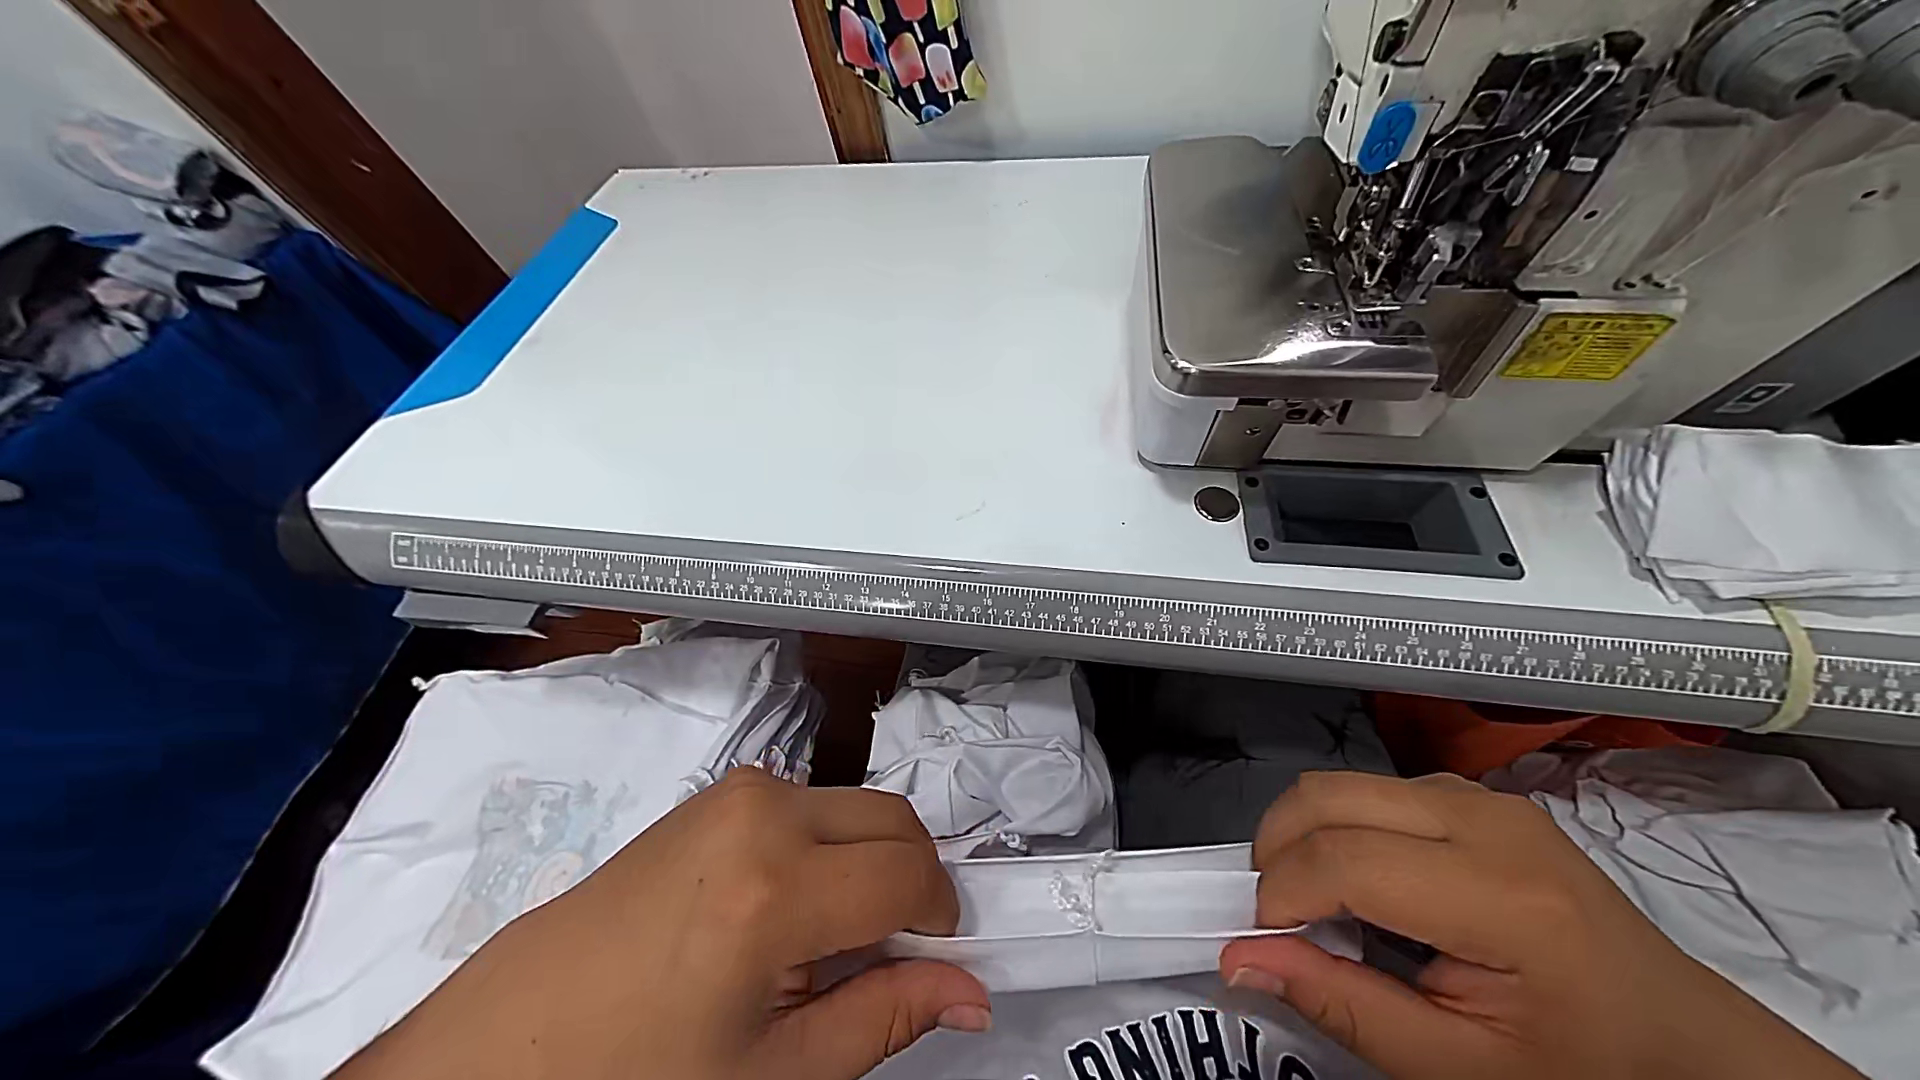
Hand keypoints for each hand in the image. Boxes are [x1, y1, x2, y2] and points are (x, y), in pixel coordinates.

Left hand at [335, 768, 988, 1079]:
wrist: (506, 1044)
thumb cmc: (637, 1077)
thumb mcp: (772, 1074)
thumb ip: (885, 1016)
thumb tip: (972, 995)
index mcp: (774, 887)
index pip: (908, 873)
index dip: (940, 918)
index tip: (933, 960)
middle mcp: (761, 813)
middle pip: (893, 820)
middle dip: (913, 879)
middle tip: (888, 951)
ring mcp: (736, 791)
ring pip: (855, 807)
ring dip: (869, 861)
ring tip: (827, 937)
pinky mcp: (717, 791)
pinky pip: (809, 803)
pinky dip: (829, 846)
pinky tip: (787, 907)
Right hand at [1219, 772, 1863, 1079]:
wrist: (1692, 1044)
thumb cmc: (1583, 1069)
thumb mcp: (1460, 1068)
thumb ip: (1342, 1005)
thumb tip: (1238, 959)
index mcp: (1502, 896)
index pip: (1344, 861)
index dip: (1279, 895)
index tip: (1258, 941)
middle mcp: (1486, 819)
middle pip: (1326, 798)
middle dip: (1274, 851)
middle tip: (1275, 916)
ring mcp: (1481, 795)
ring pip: (1338, 784)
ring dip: (1300, 835)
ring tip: (1314, 900)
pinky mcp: (1472, 791)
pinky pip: (1369, 788)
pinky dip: (1335, 826)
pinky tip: (1360, 880)